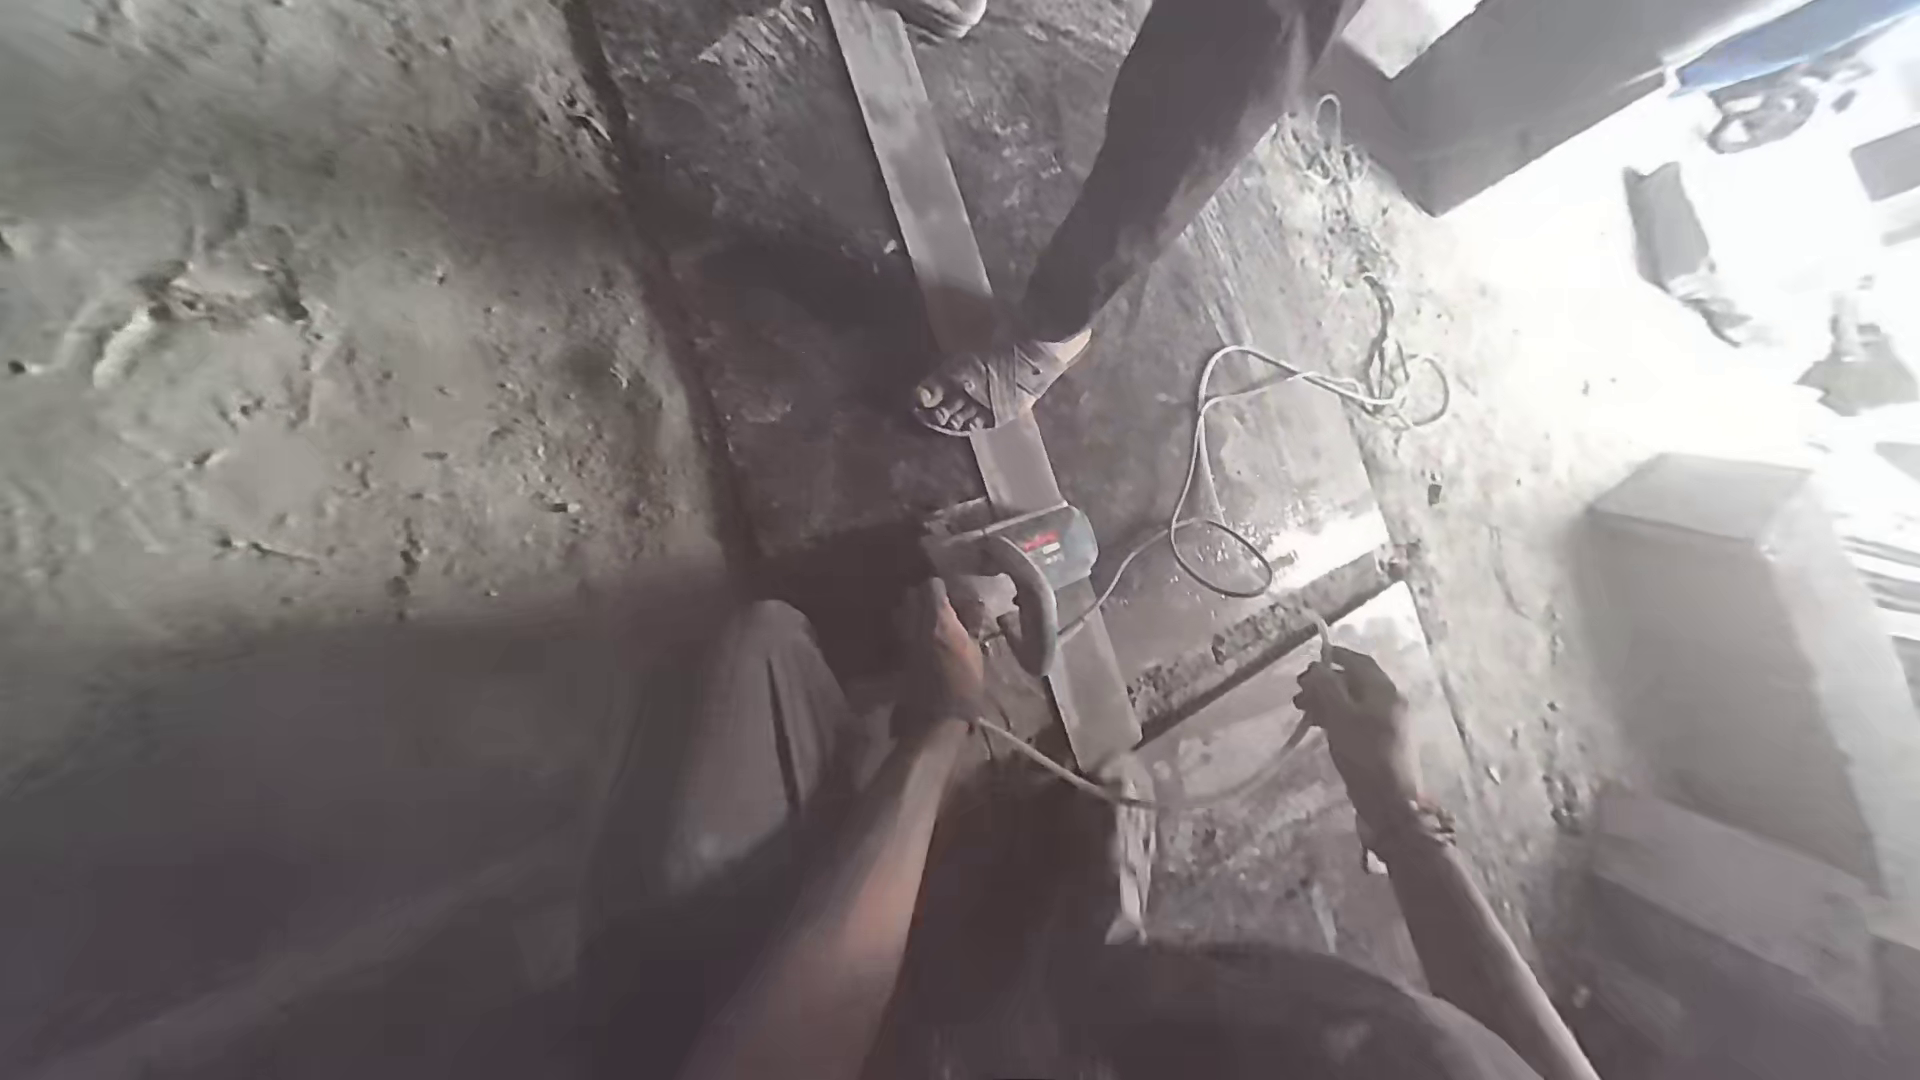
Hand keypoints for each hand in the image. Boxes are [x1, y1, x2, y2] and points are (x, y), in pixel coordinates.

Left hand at [896, 578, 985, 732]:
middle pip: (911, 595)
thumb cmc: (964, 685)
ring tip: (926, 618)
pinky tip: (921, 636)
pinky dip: (907, 627)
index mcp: (939, 621)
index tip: (949, 592)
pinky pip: (900, 629)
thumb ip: (972, 624)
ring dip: (911, 610)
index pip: (932, 586)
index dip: (940, 586)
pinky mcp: (898, 652)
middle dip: (922, 595)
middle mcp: (916, 624)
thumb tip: (974, 604)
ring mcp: (903, 638)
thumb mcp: (975, 652)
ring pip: (901, 611)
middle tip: (937, 603)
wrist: (937, 717)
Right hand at [1294, 646, 1420, 827]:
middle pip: (1352, 679)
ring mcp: (1384, 720)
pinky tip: (1316, 723)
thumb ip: (1326, 686)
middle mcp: (1388, 700)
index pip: (1359, 661)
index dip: (1335, 655)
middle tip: (1299, 690)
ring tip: (1302, 709)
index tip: (1309, 660)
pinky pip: (1352, 714)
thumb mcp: (1339, 714)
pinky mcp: (1377, 737)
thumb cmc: (1363, 751)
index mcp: (1383, 690)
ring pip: (1349, 698)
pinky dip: (1332, 713)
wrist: (1388, 798)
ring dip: (1324, 698)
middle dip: (1323, 681)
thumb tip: (1317, 667)